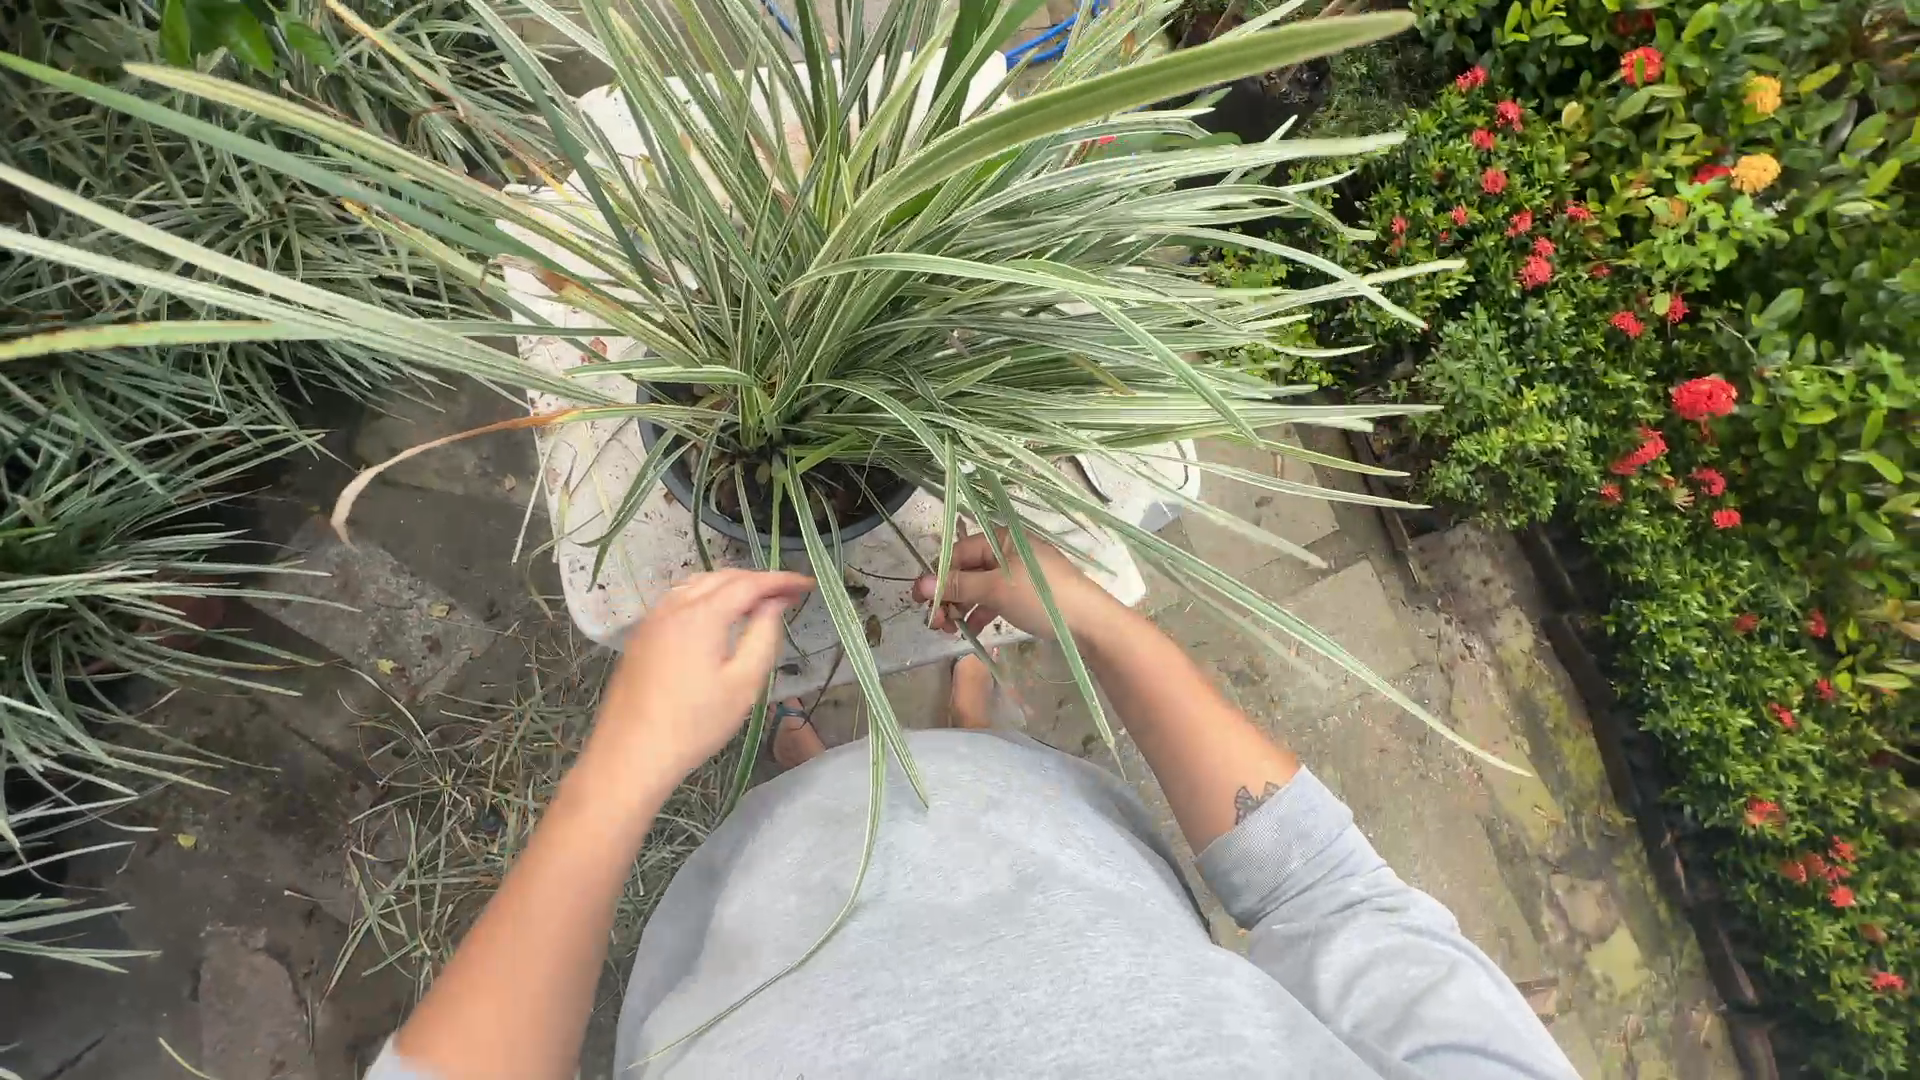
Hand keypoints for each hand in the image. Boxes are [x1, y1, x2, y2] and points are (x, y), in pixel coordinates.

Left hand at [580, 569, 813, 794]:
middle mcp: (674, 607)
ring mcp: (653, 620)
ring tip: (759, 601)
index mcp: (701, 616)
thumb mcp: (744, 683)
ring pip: (698, 584)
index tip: (806, 584)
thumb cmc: (696, 725)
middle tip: (789, 593)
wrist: (631, 757)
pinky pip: (680, 599)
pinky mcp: (642, 636)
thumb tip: (774, 604)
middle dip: (758, 580)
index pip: (749, 584)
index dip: (780, 580)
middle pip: (722, 578)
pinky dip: (707, 595)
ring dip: (732, 585)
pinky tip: (719, 615)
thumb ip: (764, 635)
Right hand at [911, 526, 1119, 642]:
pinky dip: (980, 613)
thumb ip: (956, 586)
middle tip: (935, 623)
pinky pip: (993, 600)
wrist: (1089, 623)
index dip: (937, 576)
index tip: (921, 602)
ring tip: (950, 631)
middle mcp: (1008, 551)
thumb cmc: (1041, 597)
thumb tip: (917, 585)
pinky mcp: (1025, 595)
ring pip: (978, 587)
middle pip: (966, 570)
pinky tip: (971, 631)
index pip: (958, 552)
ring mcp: (1018, 574)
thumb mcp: (994, 589)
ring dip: (960, 607)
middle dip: (947, 595)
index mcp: (1001, 538)